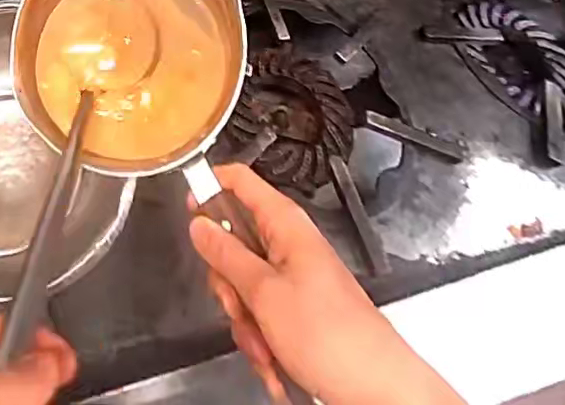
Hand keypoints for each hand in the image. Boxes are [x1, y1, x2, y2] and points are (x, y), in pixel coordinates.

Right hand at [188, 164, 465, 404]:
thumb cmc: (331, 334)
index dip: (211, 185)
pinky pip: (259, 312)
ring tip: (264, 344)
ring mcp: (291, 273)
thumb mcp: (264, 293)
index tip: (190, 206)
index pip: (240, 180)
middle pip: (233, 240)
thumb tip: (199, 224)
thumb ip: (226, 255)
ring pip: (243, 283)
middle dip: (228, 282)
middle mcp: (288, 241)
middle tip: (238, 304)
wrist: (374, 387)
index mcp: (284, 221)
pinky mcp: (295, 304)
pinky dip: (260, 339)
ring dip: (245, 320)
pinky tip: (274, 361)